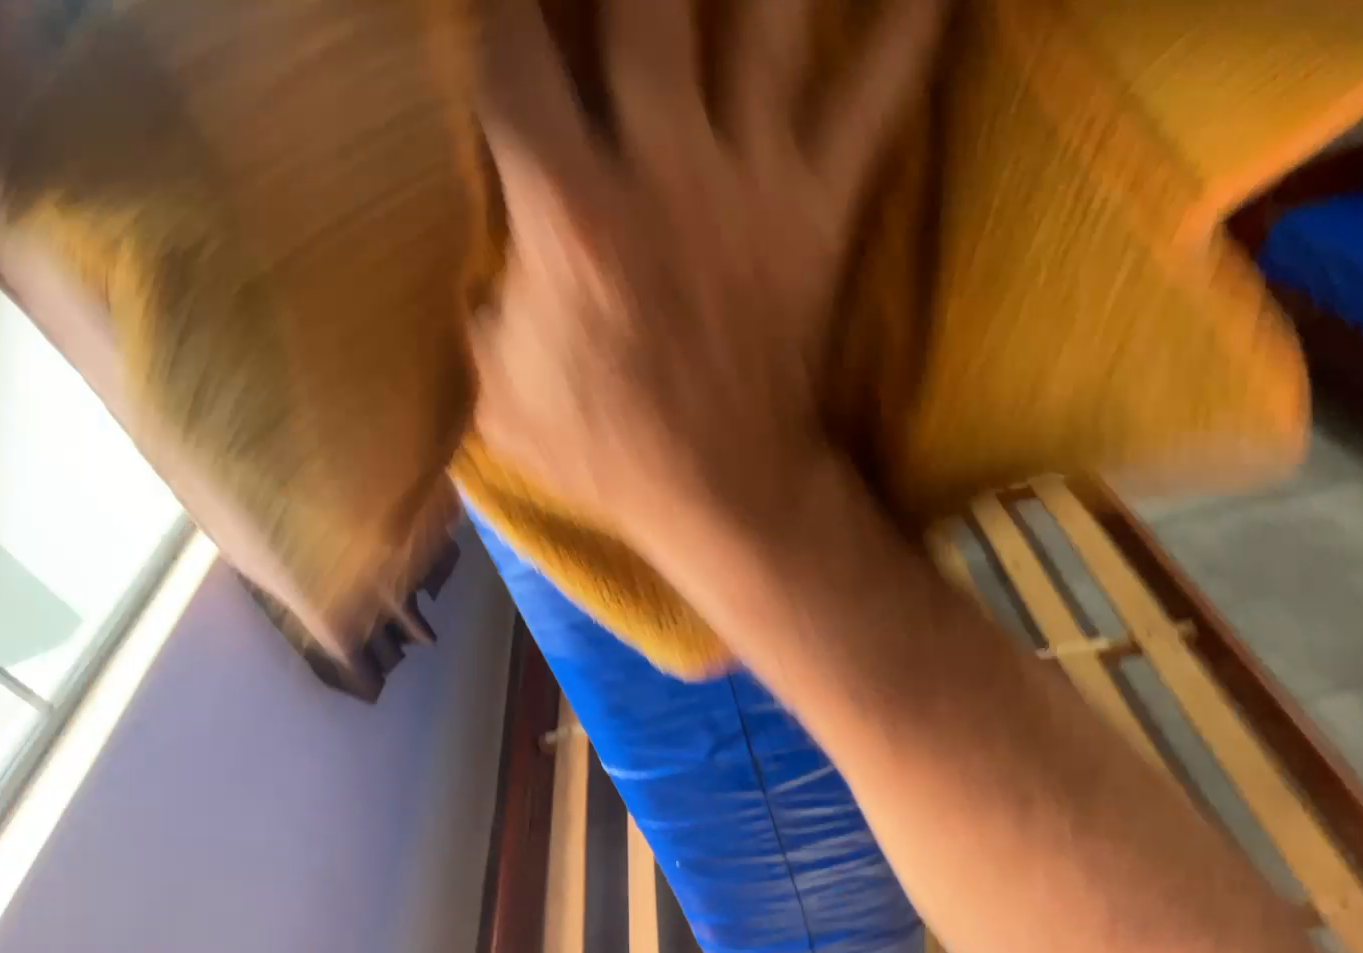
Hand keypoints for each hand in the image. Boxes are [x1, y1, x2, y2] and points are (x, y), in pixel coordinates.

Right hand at [470, 0, 946, 541]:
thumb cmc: (602, 446)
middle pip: (649, 1)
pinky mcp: (818, 214)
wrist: (724, 493)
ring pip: (771, 23)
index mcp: (569, 215)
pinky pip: (874, 106)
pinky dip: (911, 33)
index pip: (512, 56)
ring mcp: (754, 186)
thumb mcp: (492, 382)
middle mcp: (665, 174)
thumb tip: (451, 216)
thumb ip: (463, 285)